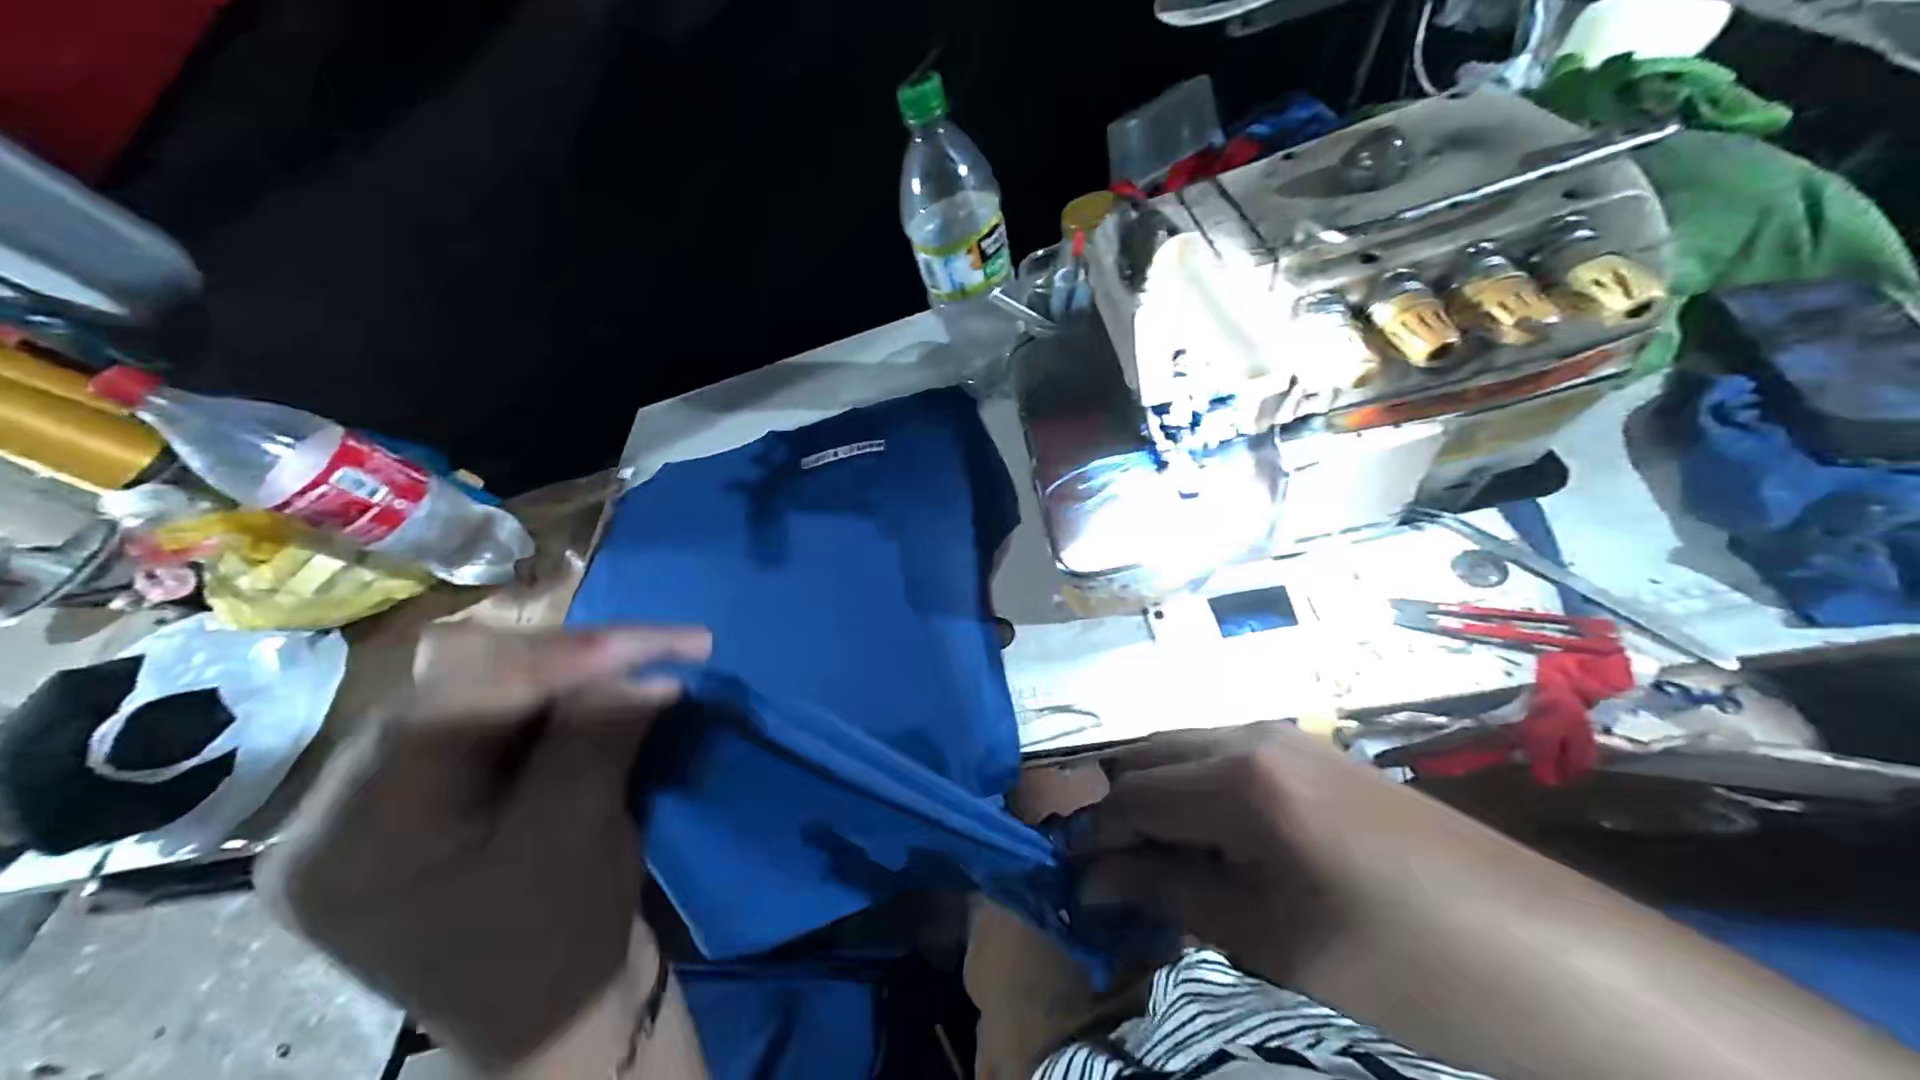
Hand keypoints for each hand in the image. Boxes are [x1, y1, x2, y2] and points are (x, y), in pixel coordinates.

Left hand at [258, 625, 711, 1070]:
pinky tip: (600, 690)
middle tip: (655, 649)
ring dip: (564, 670)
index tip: (647, 645)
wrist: (555, 1011)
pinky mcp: (427, 787)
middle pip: (451, 688)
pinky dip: (556, 693)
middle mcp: (339, 806)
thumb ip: (596, 740)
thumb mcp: (575, 841)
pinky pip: (489, 709)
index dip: (549, 664)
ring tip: (637, 664)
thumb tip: (645, 666)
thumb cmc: (556, 947)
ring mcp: (382, 793)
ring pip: (474, 686)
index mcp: (347, 842)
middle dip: (562, 661)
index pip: (442, 711)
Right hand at [1077, 721, 1502, 983]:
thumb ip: (1170, 894)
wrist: (1556, 959)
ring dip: (1159, 801)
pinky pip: (1228, 759)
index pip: (1132, 796)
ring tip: (1160, 866)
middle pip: (1151, 759)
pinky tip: (1215, 846)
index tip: (1073, 881)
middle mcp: (1255, 735)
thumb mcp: (1270, 940)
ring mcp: (1290, 737)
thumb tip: (1093, 880)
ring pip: (1187, 753)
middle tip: (1113, 875)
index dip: (1095, 839)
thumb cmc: (1402, 963)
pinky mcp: (1316, 754)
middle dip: (1120, 812)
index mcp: (1240, 777)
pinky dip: (1200, 795)